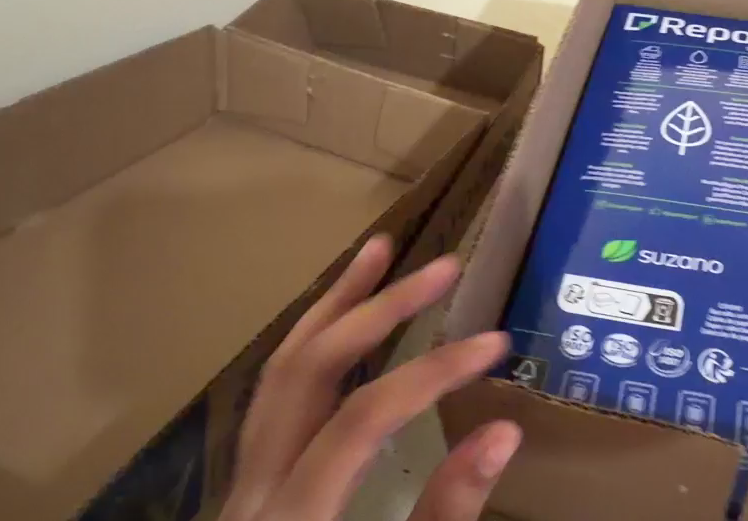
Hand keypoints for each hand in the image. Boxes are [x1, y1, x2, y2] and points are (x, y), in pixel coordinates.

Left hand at [220, 235, 518, 520]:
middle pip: (309, 369)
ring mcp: (242, 482)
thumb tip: (506, 432)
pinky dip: (316, 340)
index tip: (497, 346)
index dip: (435, 372)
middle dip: (381, 308)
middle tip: (445, 267)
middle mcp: (255, 489)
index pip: (365, 416)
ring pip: (280, 369)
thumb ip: (446, 516)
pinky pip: (277, 392)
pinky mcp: (248, 484)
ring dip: (336, 305)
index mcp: (293, 519)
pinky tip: (344, 320)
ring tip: (380, 252)